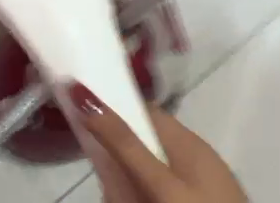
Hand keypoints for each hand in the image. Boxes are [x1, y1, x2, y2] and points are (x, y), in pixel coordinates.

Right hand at [67, 83, 247, 202]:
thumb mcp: (158, 183)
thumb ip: (121, 141)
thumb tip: (78, 88)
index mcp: (190, 142)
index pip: (140, 106)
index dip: (109, 104)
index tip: (75, 108)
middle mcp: (198, 157)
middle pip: (143, 138)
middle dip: (115, 147)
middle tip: (92, 160)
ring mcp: (204, 186)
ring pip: (150, 165)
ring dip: (126, 172)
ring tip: (112, 190)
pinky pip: (162, 186)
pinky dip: (142, 190)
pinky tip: (132, 198)